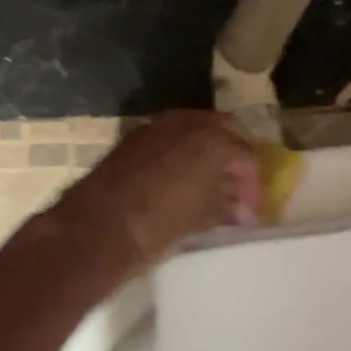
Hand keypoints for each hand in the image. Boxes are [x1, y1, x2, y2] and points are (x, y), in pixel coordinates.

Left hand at [52, 110, 259, 270]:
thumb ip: (227, 206)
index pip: (248, 157)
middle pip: (225, 130)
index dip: (253, 185)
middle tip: (235, 186)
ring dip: (207, 150)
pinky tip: (181, 177)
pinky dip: (182, 151)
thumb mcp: (201, 219)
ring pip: (196, 129)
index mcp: (215, 141)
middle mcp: (189, 123)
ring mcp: (159, 125)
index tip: (251, 209)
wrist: (97, 228)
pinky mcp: (136, 135)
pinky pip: (171, 136)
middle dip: (234, 156)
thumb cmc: (158, 226)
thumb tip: (241, 208)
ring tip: (210, 183)